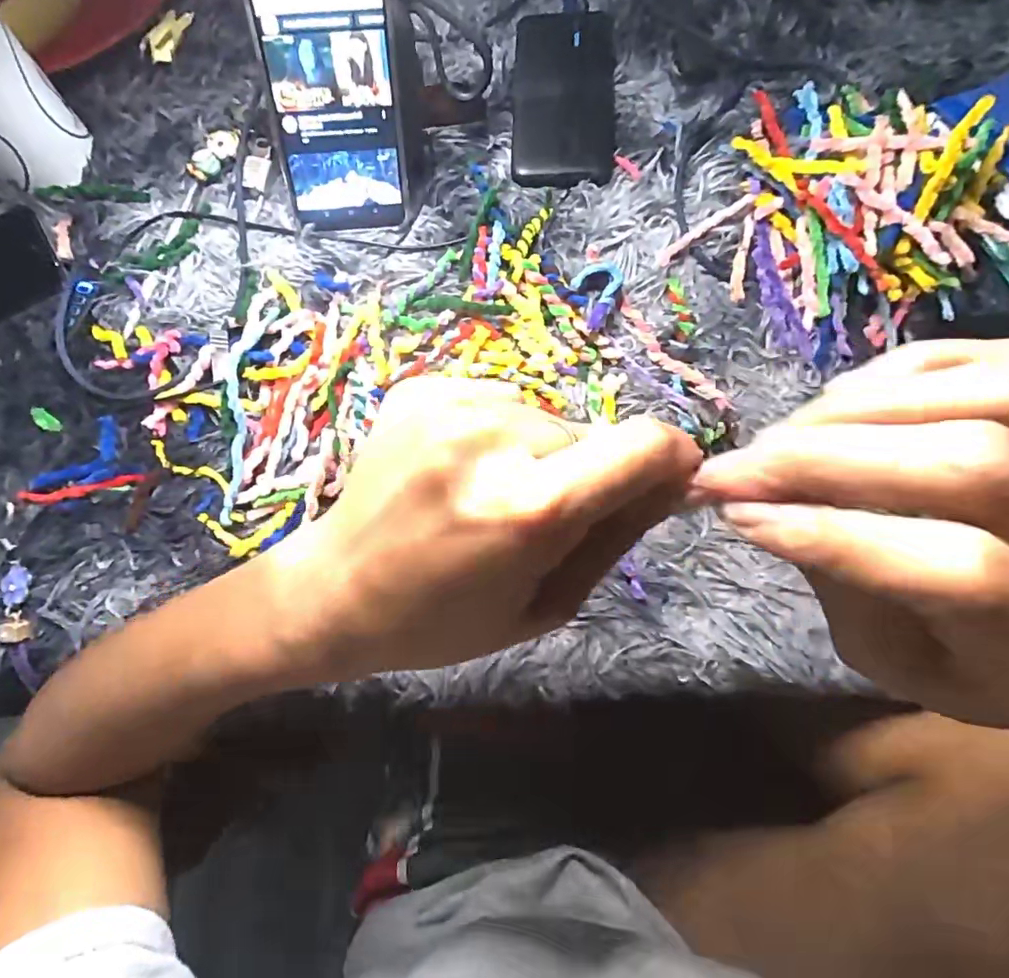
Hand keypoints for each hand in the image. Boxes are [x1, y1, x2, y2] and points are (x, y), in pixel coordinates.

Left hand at [264, 377, 702, 680]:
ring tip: (480, 494)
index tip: (655, 484)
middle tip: (529, 517)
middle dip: (582, 471)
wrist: (335, 590)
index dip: (667, 461)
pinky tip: (450, 471)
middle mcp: (490, 437)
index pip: (645, 443)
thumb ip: (616, 533)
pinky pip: (496, 401)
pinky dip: (491, 433)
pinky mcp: (419, 387)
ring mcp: (448, 403)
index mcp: (527, 507)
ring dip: (533, 450)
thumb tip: (673, 476)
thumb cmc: (443, 621)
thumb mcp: (545, 603)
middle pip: (589, 432)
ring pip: (542, 414)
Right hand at [691, 340, 1008, 741]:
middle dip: (832, 458)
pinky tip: (844, 404)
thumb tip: (756, 502)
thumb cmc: (985, 677)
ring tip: (787, 436)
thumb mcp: (899, 664)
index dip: (841, 534)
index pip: (972, 576)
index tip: (738, 513)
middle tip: (739, 466)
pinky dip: (905, 375)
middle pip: (983, 469)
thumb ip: (844, 582)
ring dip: (865, 409)